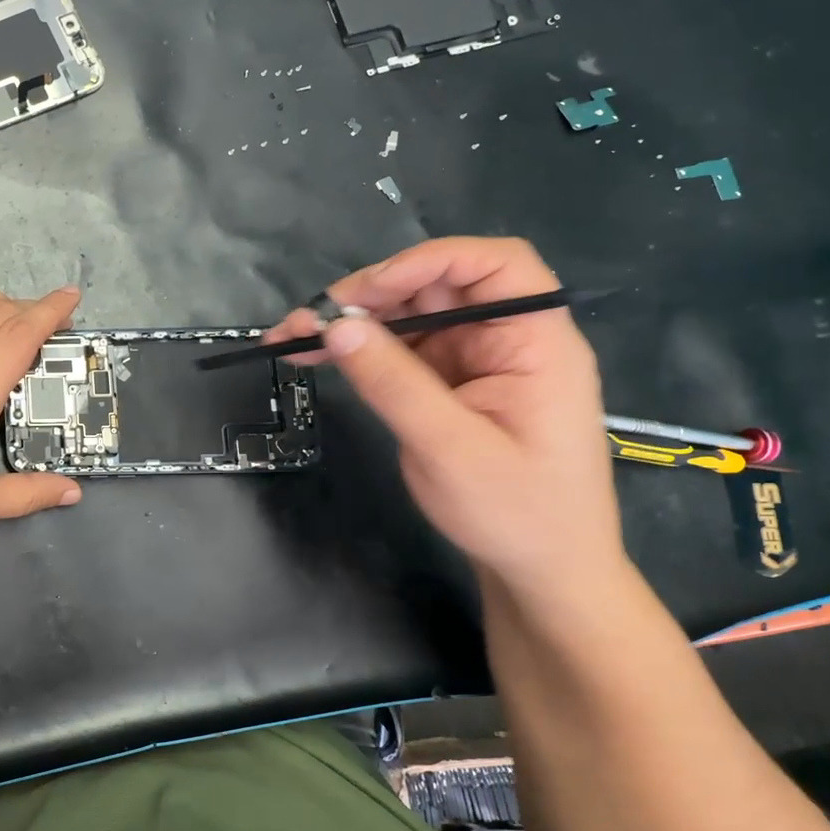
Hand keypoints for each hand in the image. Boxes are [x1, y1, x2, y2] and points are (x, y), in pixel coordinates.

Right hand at [262, 237, 621, 588]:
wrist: (539, 569)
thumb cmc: (515, 511)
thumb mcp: (449, 447)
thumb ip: (393, 383)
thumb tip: (335, 325)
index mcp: (534, 343)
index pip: (497, 265)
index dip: (429, 261)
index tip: (365, 292)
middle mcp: (504, 339)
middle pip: (436, 285)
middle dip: (366, 294)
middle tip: (305, 321)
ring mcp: (471, 359)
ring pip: (405, 314)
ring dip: (347, 320)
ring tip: (289, 338)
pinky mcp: (443, 382)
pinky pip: (393, 348)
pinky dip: (351, 348)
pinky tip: (309, 354)